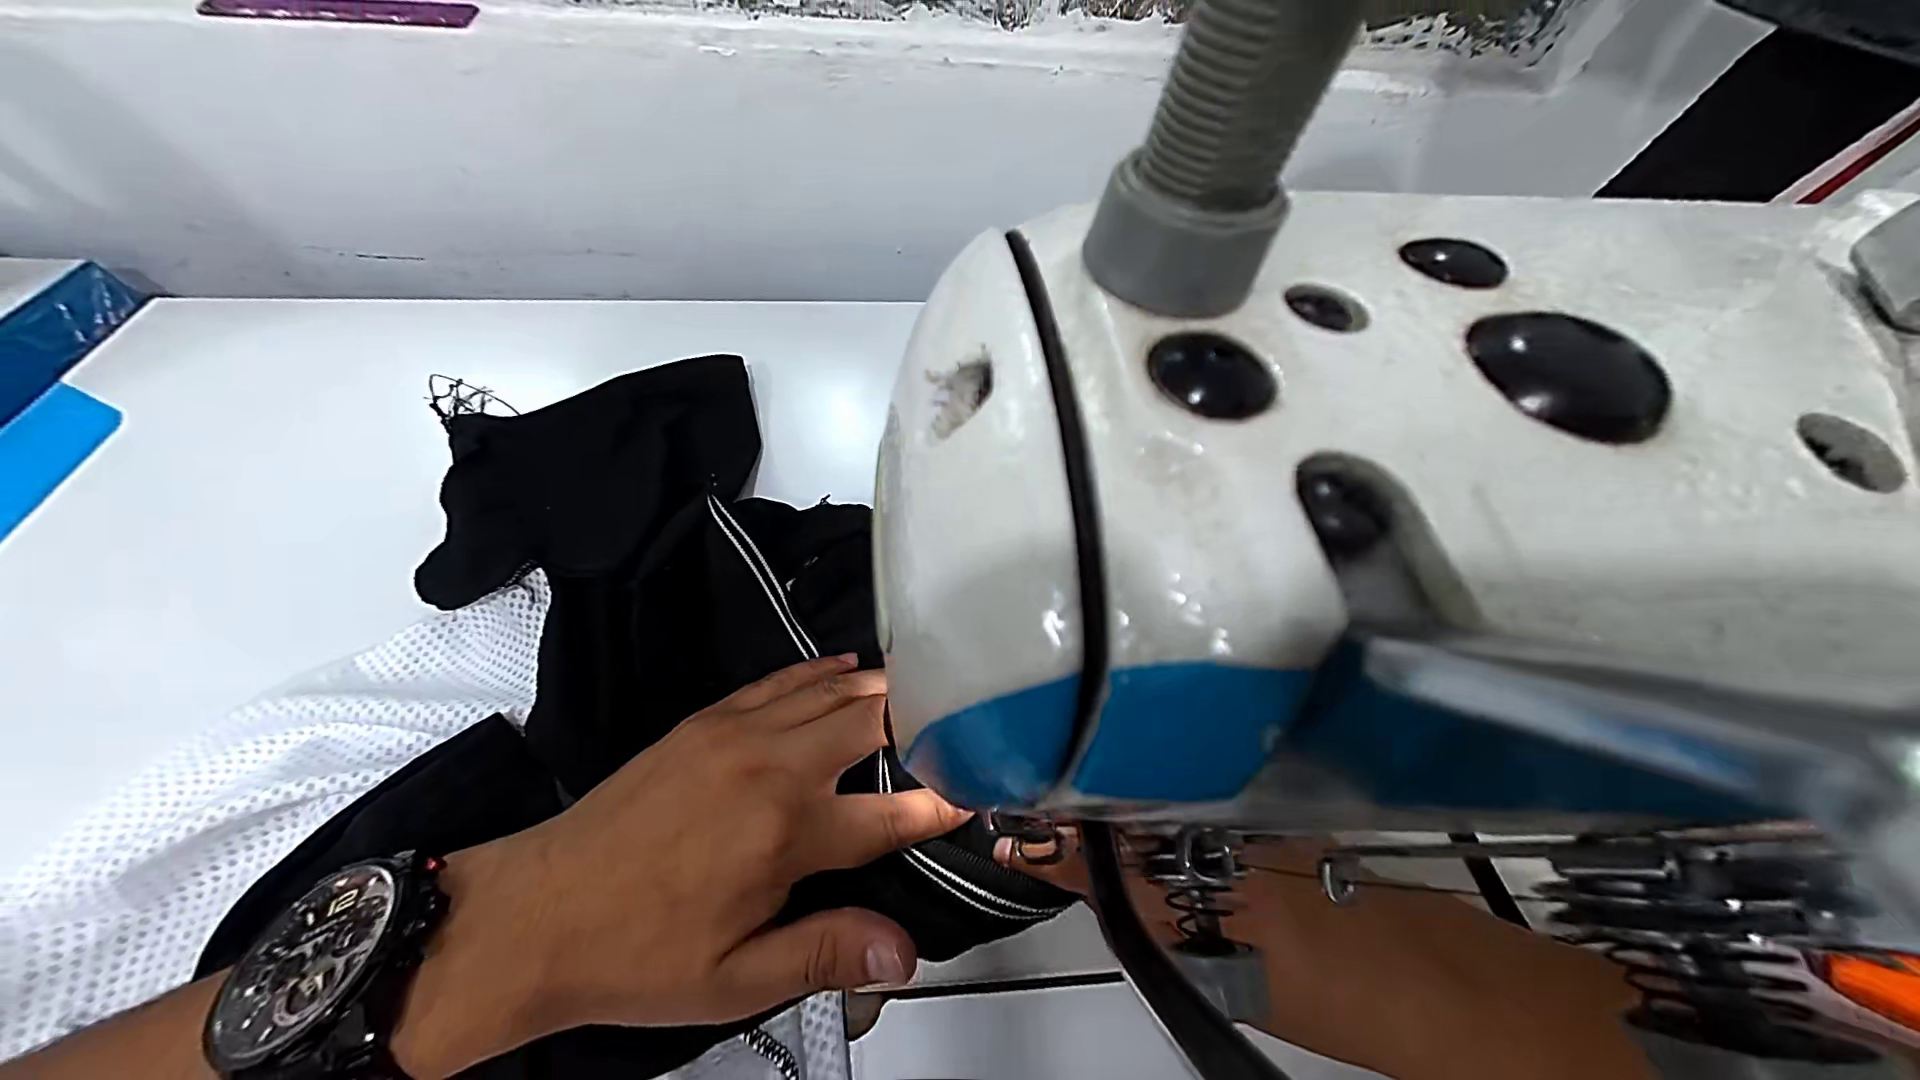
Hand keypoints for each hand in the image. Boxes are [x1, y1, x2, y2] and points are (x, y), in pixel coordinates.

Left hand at [392, 654, 971, 1074]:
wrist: (536, 912)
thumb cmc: (637, 953)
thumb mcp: (734, 980)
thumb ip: (826, 953)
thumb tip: (903, 952)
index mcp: (786, 834)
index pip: (890, 812)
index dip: (938, 804)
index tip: (967, 795)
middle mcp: (772, 767)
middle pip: (871, 724)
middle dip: (918, 724)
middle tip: (947, 732)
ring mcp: (739, 732)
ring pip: (833, 691)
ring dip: (879, 691)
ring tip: (915, 694)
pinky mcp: (711, 718)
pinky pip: (783, 680)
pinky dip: (822, 672)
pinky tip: (846, 669)